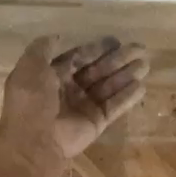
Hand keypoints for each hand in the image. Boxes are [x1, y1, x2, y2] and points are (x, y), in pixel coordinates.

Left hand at [0, 37, 149, 159]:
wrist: (34, 140)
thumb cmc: (31, 100)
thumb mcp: (30, 67)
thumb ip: (42, 49)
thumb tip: (58, 36)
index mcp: (50, 76)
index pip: (77, 58)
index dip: (95, 49)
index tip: (115, 41)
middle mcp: (67, 90)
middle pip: (96, 70)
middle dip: (117, 59)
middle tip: (139, 49)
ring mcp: (82, 107)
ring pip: (108, 87)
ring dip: (126, 74)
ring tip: (145, 64)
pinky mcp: (95, 123)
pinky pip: (114, 107)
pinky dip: (127, 97)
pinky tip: (141, 85)